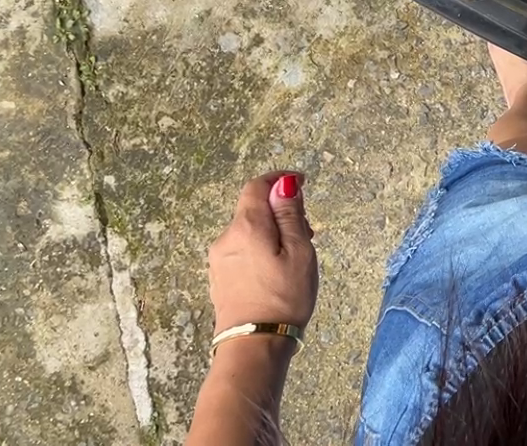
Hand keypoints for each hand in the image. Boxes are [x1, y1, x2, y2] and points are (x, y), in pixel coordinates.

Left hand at [207, 172, 318, 333]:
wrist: (254, 347)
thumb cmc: (284, 296)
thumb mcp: (299, 249)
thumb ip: (290, 213)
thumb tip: (283, 184)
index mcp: (245, 227)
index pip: (256, 186)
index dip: (279, 179)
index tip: (301, 184)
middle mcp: (225, 239)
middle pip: (254, 209)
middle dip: (281, 210)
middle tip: (307, 232)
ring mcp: (219, 261)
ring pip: (249, 230)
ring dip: (273, 231)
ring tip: (296, 255)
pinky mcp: (219, 279)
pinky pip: (242, 249)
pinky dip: (261, 247)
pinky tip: (278, 269)